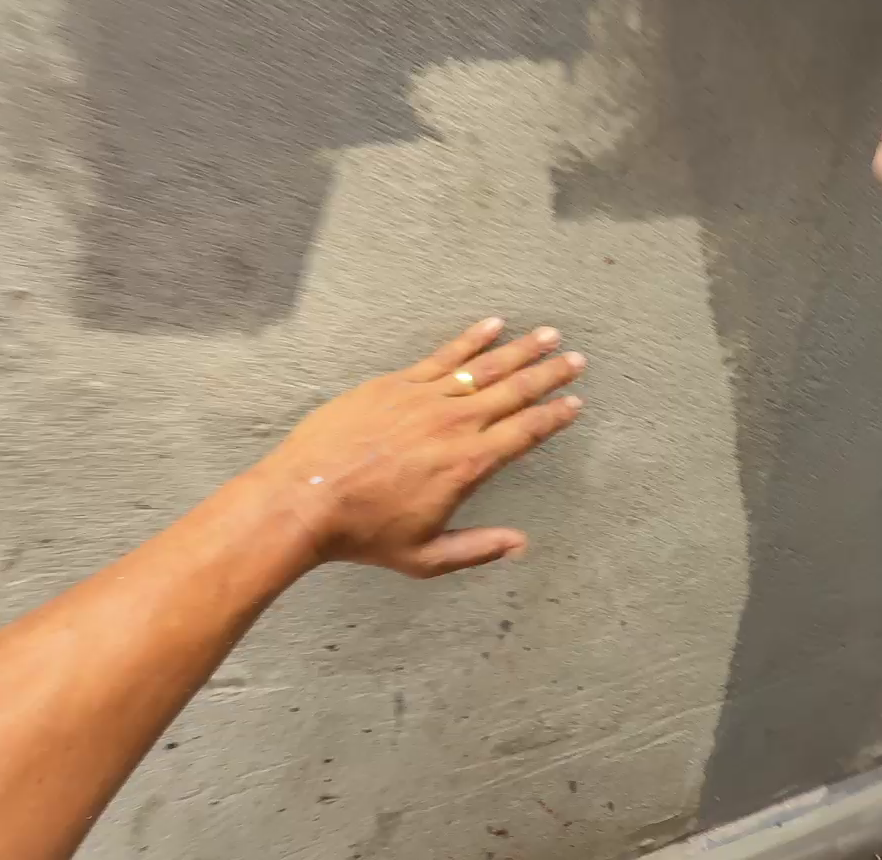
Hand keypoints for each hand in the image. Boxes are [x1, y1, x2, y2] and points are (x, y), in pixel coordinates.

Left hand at [242, 318, 584, 577]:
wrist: (304, 498)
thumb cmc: (364, 533)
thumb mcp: (426, 557)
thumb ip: (477, 548)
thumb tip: (521, 544)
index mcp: (469, 463)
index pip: (526, 432)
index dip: (555, 416)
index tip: (576, 403)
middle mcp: (456, 424)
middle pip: (516, 391)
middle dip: (551, 374)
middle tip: (577, 360)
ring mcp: (427, 398)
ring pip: (486, 367)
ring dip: (521, 349)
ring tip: (549, 334)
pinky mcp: (398, 383)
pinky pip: (444, 355)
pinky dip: (472, 339)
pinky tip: (493, 325)